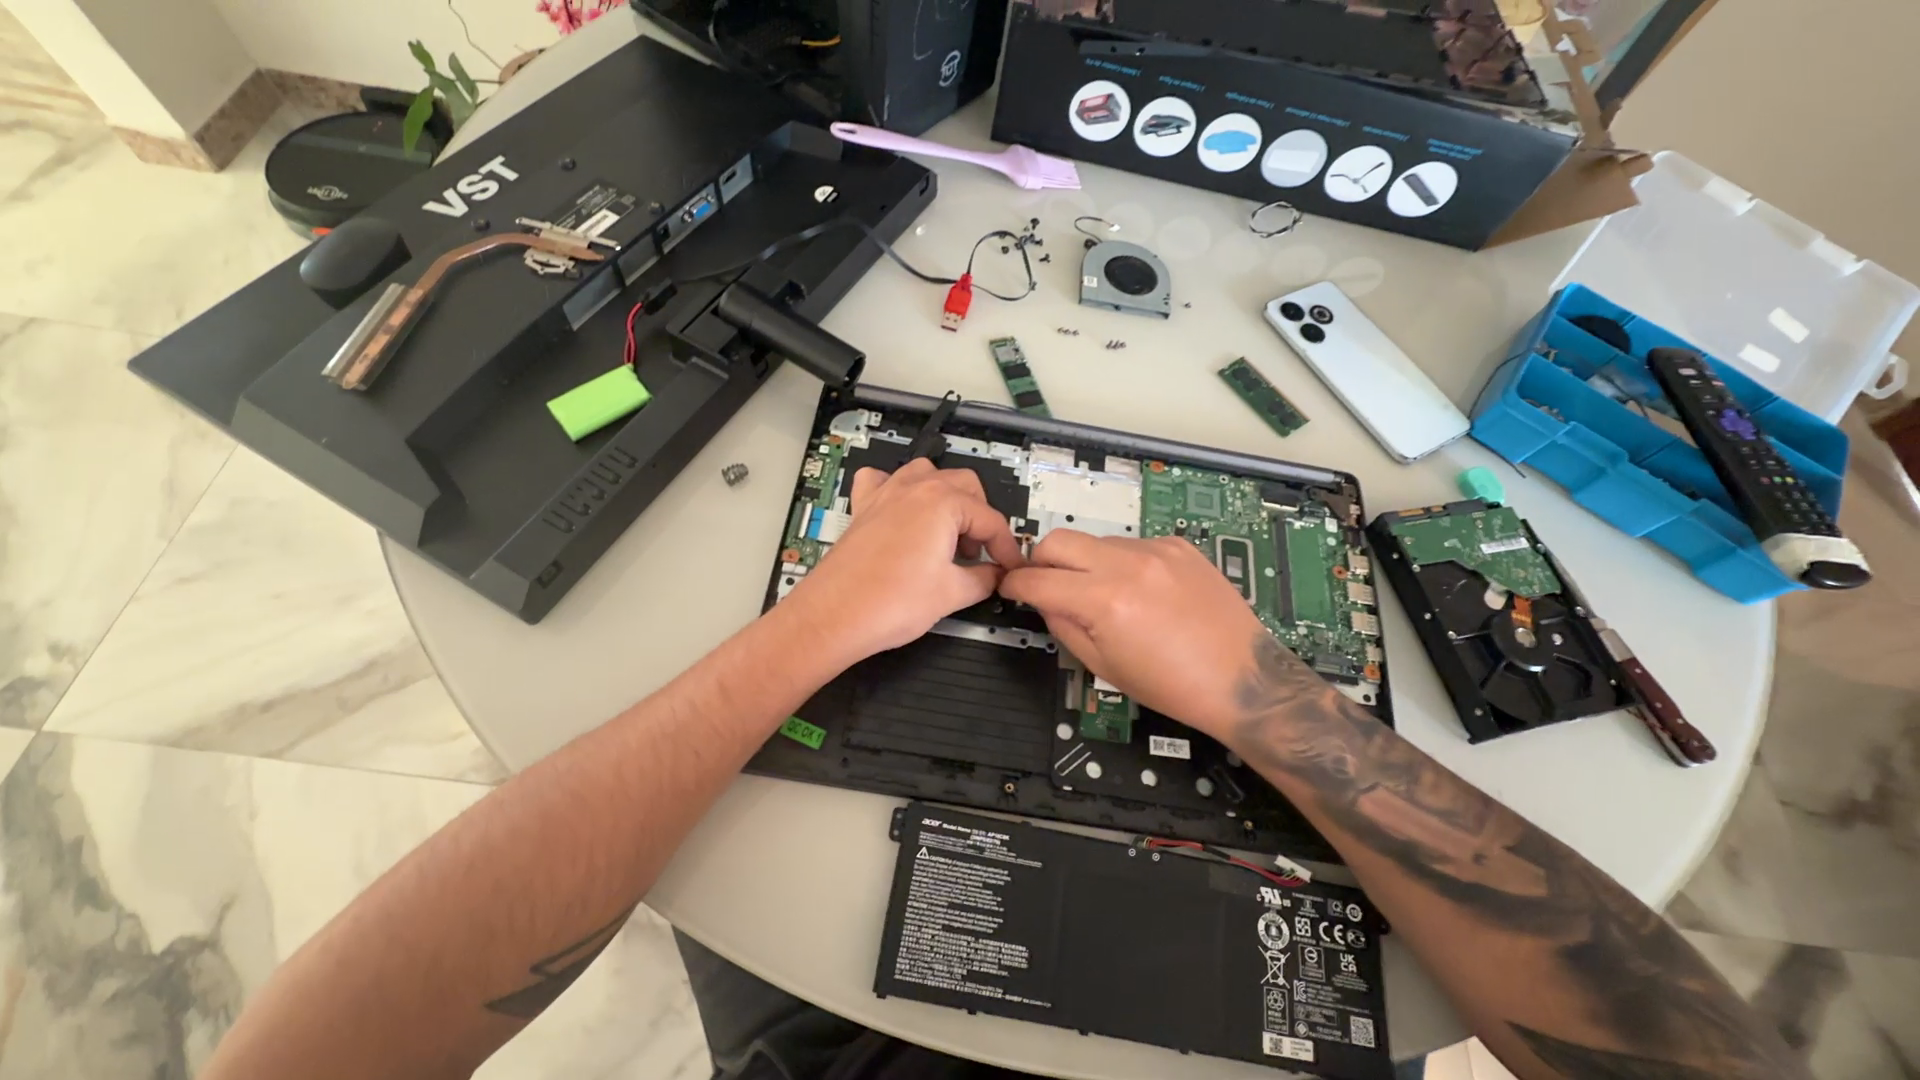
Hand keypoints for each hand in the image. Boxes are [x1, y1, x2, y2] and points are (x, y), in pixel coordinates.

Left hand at [786, 460, 1025, 666]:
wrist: (833, 617)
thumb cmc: (886, 603)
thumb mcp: (952, 594)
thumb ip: (984, 579)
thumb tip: (994, 576)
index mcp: (941, 503)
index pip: (991, 519)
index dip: (1006, 547)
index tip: (1010, 567)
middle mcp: (913, 489)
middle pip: (964, 486)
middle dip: (980, 519)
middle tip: (981, 555)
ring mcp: (885, 495)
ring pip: (926, 475)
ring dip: (946, 499)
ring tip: (949, 535)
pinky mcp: (863, 509)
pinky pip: (883, 483)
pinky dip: (898, 491)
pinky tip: (904, 514)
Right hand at [998, 531, 1281, 742]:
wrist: (1241, 679)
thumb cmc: (1175, 684)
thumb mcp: (1104, 667)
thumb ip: (1064, 627)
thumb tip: (1044, 602)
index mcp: (1106, 602)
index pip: (1038, 580)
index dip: (1015, 585)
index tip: (1010, 588)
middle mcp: (1129, 565)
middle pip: (1058, 541)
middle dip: (1041, 562)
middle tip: (1046, 585)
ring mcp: (1157, 550)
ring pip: (1096, 540)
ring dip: (1085, 562)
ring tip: (1102, 595)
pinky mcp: (1179, 546)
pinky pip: (1132, 543)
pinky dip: (1122, 562)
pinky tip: (1139, 590)